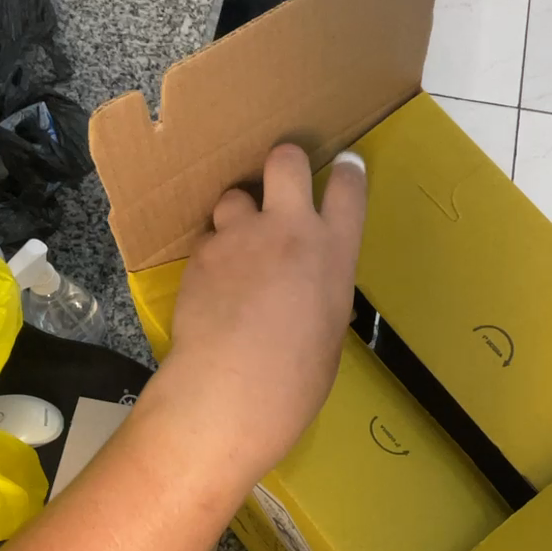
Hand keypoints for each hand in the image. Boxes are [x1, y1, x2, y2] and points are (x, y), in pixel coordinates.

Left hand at [151, 143, 367, 478]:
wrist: (233, 390)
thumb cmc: (298, 380)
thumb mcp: (329, 335)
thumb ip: (323, 298)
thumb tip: (314, 296)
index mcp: (333, 253)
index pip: (349, 189)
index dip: (347, 173)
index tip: (345, 167)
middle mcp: (289, 230)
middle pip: (286, 160)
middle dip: (284, 163)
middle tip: (281, 185)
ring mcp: (241, 237)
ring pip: (235, 196)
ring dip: (239, 215)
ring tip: (237, 249)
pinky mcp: (202, 255)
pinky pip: (209, 241)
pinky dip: (213, 256)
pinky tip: (213, 288)